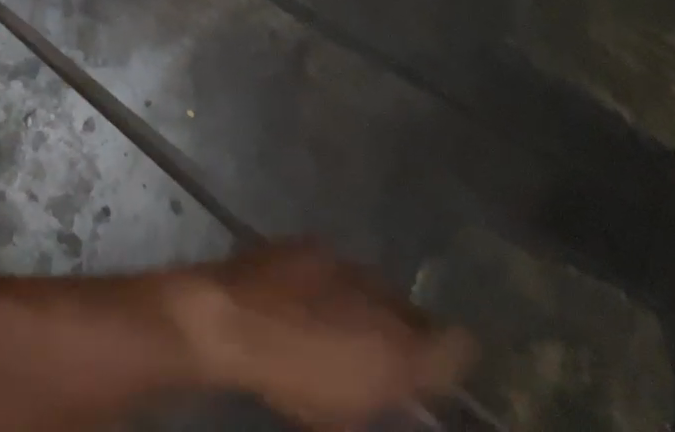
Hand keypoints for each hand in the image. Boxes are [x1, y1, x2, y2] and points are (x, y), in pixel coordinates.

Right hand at [171, 240, 476, 430]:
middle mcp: (390, 395)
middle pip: (420, 370)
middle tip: (380, 311)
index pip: (457, 348)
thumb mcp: (325, 260)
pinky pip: (348, 392)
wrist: (217, 328)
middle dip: (405, 342)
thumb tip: (391, 296)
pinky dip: (341, 370)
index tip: (423, 305)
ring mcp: (354, 413)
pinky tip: (312, 345)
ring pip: (383, 385)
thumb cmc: (275, 287)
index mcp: (403, 356)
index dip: (443, 323)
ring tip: (343, 326)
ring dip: (374, 359)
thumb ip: (368, 282)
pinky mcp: (317, 418)